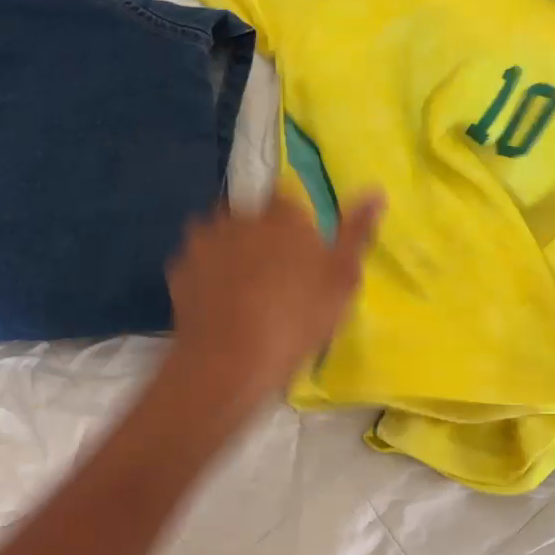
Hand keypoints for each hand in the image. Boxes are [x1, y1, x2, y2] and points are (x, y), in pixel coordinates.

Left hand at [166, 192, 383, 397]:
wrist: (229, 362)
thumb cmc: (295, 320)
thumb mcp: (341, 281)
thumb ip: (356, 233)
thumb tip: (377, 192)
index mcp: (280, 213)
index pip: (287, 199)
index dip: (294, 224)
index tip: (301, 253)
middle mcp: (237, 216)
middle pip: (251, 216)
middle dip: (260, 236)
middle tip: (275, 277)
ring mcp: (202, 241)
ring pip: (221, 236)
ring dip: (231, 252)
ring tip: (245, 293)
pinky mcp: (178, 269)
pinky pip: (198, 264)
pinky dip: (207, 277)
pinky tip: (220, 305)